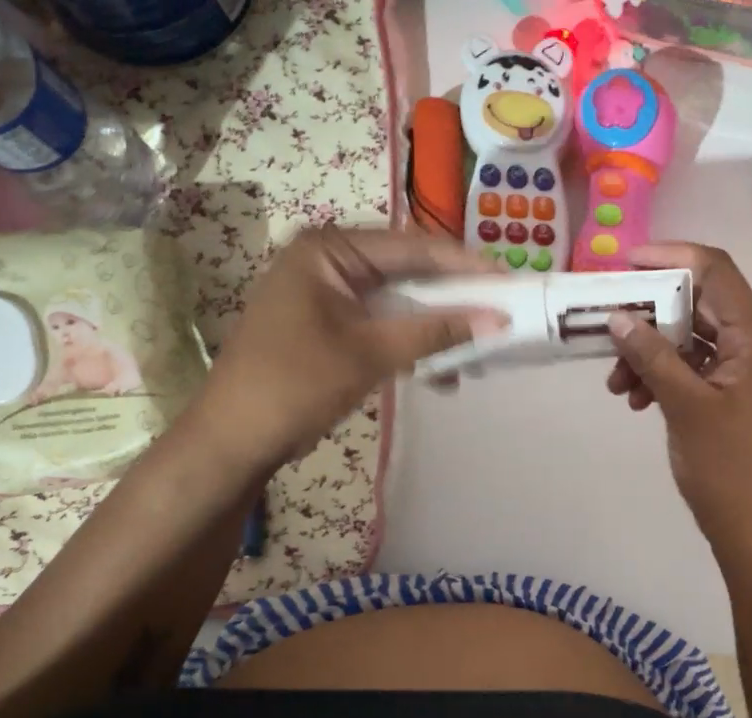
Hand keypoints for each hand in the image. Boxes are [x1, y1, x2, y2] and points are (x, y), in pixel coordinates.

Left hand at [194, 227, 502, 468]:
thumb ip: (436, 332)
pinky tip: (442, 374)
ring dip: (439, 329)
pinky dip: (415, 345)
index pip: (414, 248)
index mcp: (330, 250)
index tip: (513, 285)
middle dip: (456, 301)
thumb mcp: (372, 353)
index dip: (466, 266)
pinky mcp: (333, 326)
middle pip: (411, 273)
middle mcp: (330, 261)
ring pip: (403, 303)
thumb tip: (499, 319)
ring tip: (478, 355)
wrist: (237, 435)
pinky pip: (387, 325)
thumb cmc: (297, 383)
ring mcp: (330, 294)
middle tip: (502, 319)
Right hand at [606, 243, 751, 548]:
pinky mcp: (721, 397)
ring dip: (647, 352)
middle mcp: (747, 348)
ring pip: (685, 340)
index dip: (673, 257)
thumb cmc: (723, 465)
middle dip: (649, 313)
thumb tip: (619, 317)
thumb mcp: (684, 406)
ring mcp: (734, 374)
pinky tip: (632, 399)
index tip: (626, 264)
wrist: (745, 523)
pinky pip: (685, 370)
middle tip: (608, 323)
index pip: (716, 272)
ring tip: (615, 382)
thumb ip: (652, 357)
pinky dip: (657, 376)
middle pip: (696, 305)